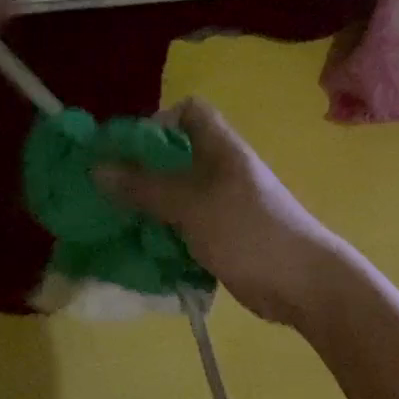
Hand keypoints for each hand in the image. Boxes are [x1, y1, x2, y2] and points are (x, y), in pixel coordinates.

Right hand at [96, 99, 347, 325]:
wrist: (302, 284)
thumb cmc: (248, 232)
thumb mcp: (191, 205)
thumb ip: (145, 187)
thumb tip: (97, 168)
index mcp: (221, 150)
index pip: (189, 114)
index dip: (158, 123)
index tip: (128, 152)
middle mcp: (223, 173)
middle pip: (176, 161)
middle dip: (142, 176)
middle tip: (109, 198)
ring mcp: (225, 210)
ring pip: (178, 201)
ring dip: (149, 213)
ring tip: (117, 229)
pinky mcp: (225, 242)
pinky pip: (186, 234)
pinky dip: (166, 242)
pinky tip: (143, 256)